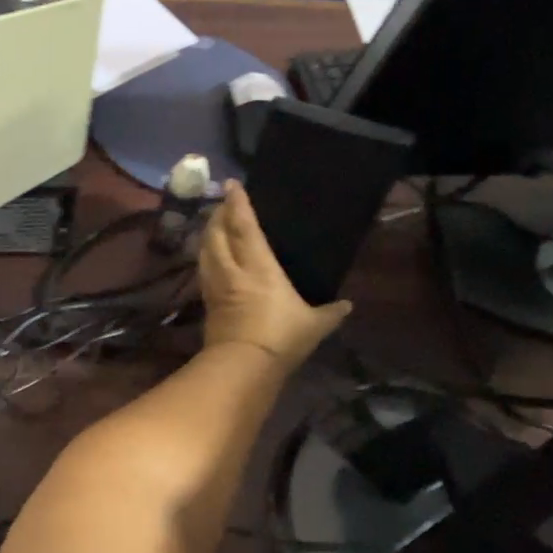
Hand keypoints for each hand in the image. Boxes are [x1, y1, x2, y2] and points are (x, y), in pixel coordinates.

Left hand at [198, 180, 352, 368]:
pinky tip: (209, 262)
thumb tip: (347, 306)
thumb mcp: (313, 326)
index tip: (232, 185)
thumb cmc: (280, 339)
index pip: (244, 227)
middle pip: (217, 235)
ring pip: (205, 254)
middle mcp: (233, 271)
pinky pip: (205, 274)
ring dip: (206, 237)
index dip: (238, 205)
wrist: (242, 367)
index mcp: (259, 267)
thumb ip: (330, 313)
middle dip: (217, 217)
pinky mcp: (208, 306)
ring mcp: (216, 288)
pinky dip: (205, 261)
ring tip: (211, 228)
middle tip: (220, 205)